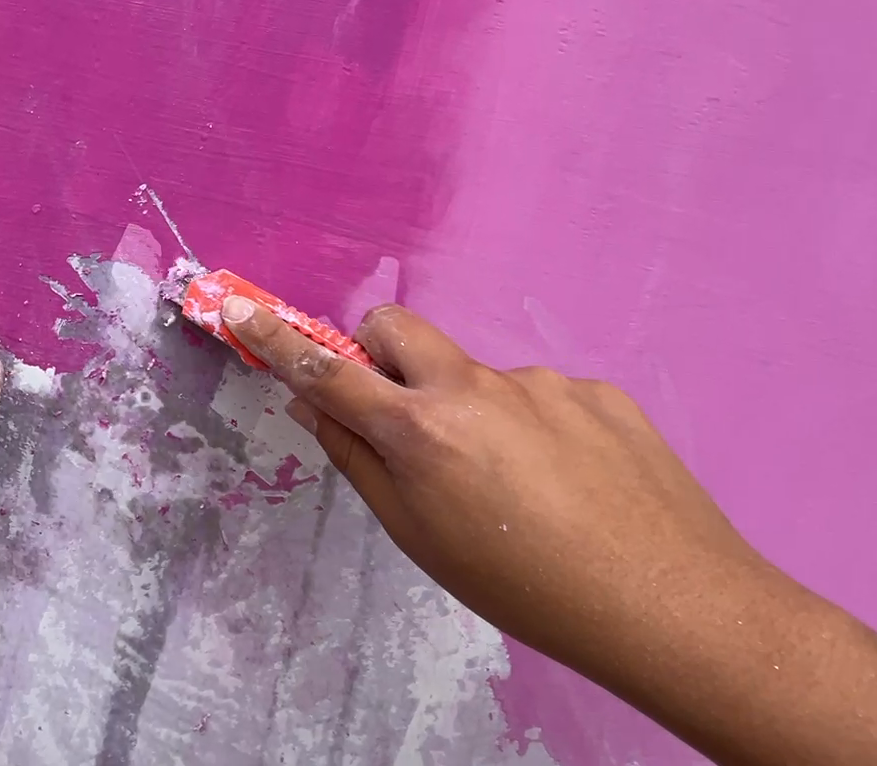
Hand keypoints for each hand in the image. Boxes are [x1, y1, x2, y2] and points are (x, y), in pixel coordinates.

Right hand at [213, 296, 770, 683]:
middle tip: (399, 405)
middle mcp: (471, 389)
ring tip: (514, 478)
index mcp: (418, 430)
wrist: (682, 614)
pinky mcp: (598, 392)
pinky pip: (535, 393)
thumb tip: (314, 404)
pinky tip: (566, 477)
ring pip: (470, 373)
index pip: (324, 371)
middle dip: (376, 351)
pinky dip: (529, 422)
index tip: (241, 309)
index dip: (276, 340)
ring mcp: (540, 383)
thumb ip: (355, 458)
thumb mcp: (414, 532)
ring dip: (465, 406)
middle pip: (394, 327)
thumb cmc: (518, 583)